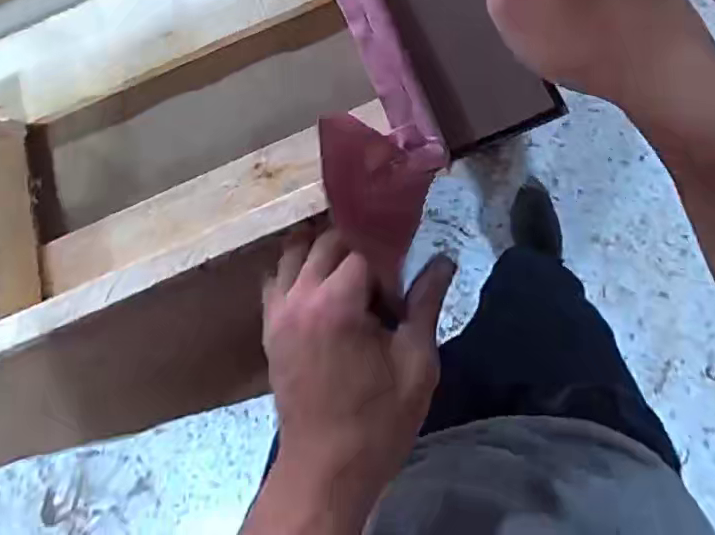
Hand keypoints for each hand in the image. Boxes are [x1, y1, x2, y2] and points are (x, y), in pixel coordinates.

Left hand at [248, 226, 454, 533]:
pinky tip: (322, 288)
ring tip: (352, 275)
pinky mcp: (269, 328)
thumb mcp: (416, 362)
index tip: (403, 288)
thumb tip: (444, 260)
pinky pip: (278, 277)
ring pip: (297, 250)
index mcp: (337, 303)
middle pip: (328, 240)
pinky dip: (298, 270)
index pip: (363, 248)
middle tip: (383, 279)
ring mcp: (278, 312)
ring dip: (325, 252)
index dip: (388, 261)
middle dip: (359, 249)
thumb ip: (427, 303)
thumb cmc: (376, 421)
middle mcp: (300, 297)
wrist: (325, 473)